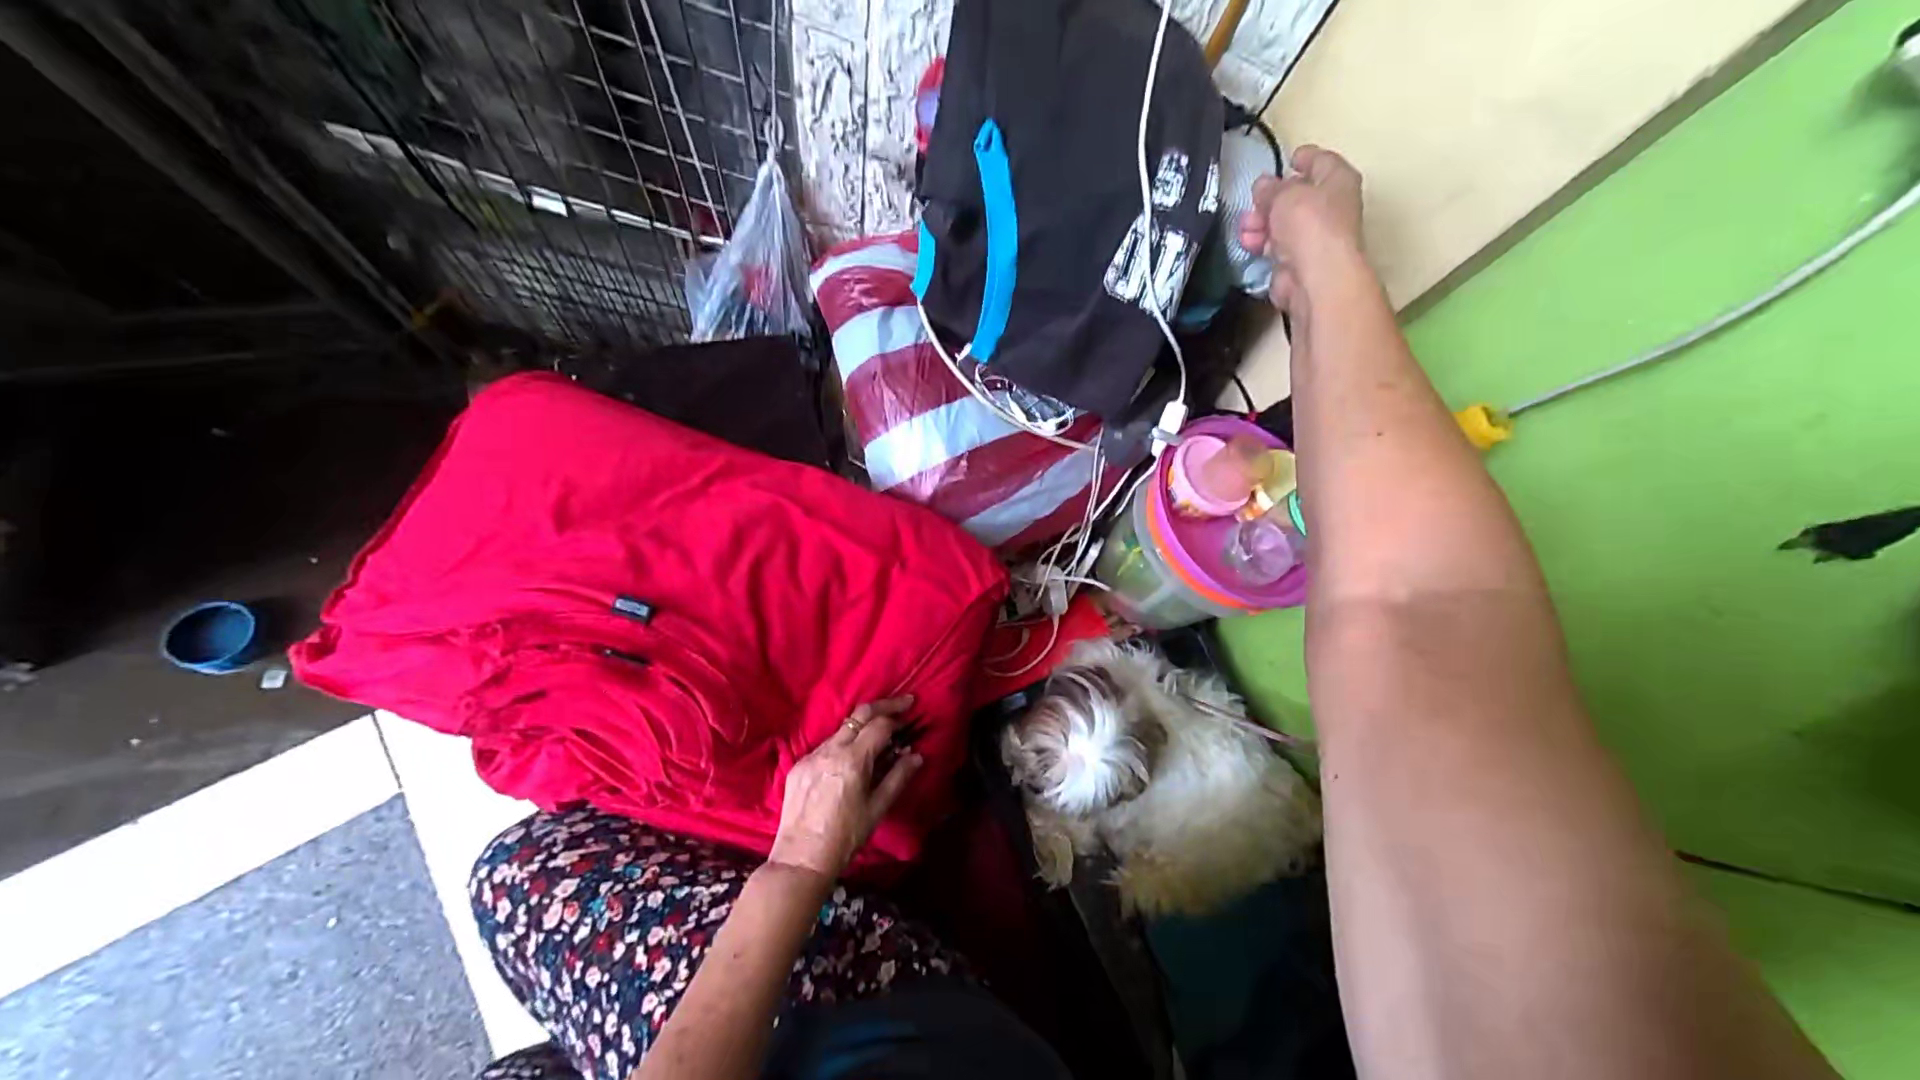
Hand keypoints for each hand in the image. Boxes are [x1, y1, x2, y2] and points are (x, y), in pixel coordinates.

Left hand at [768, 696, 923, 879]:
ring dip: (861, 728)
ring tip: (878, 737)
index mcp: (852, 761)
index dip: (897, 717)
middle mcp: (830, 751)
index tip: (911, 712)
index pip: (880, 725)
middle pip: (859, 715)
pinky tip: (850, 760)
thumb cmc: (846, 837)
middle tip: (902, 703)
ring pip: (841, 730)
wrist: (802, 859)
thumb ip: (898, 777)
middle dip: (883, 705)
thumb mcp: (877, 808)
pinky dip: (843, 745)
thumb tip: (916, 755)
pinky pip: (825, 747)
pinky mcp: (798, 766)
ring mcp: (811, 756)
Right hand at [1237, 145, 1365, 310]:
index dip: (1305, 157)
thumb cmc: (1309, 224)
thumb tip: (1263, 185)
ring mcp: (1313, 237)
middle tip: (1252, 202)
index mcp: (1337, 181)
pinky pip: (1275, 247)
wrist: (1314, 277)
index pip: (1321, 162)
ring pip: (1282, 223)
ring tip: (1245, 227)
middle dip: (1271, 199)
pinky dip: (1261, 244)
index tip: (1289, 157)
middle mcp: (1330, 207)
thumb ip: (1270, 188)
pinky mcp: (1297, 263)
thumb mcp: (1285, 195)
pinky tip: (1249, 244)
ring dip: (1261, 223)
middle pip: (1297, 196)